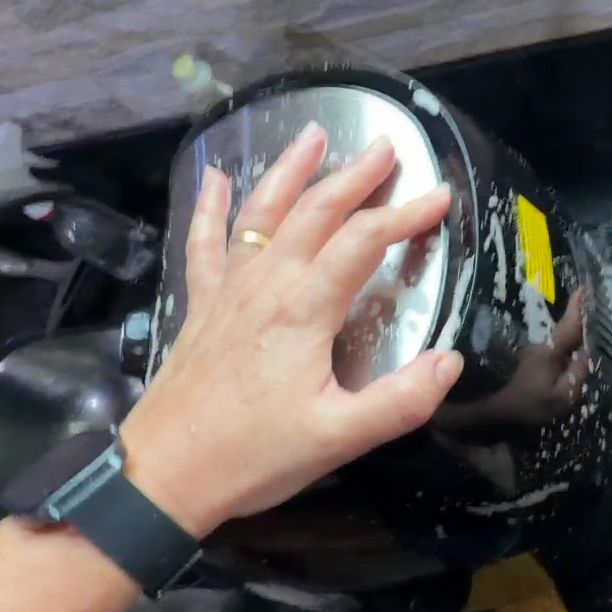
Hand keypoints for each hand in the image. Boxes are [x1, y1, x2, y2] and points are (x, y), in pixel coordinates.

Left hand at [119, 123, 464, 534]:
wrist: (161, 477)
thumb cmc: (254, 457)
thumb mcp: (340, 438)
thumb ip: (401, 401)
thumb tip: (450, 360)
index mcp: (303, 310)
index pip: (363, 243)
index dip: (405, 216)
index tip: (441, 197)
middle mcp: (266, 286)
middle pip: (314, 213)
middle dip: (354, 176)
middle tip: (385, 147)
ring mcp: (228, 292)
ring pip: (261, 214)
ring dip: (290, 172)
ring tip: (313, 135)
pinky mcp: (201, 307)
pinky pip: (205, 245)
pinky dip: (210, 208)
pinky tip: (214, 179)